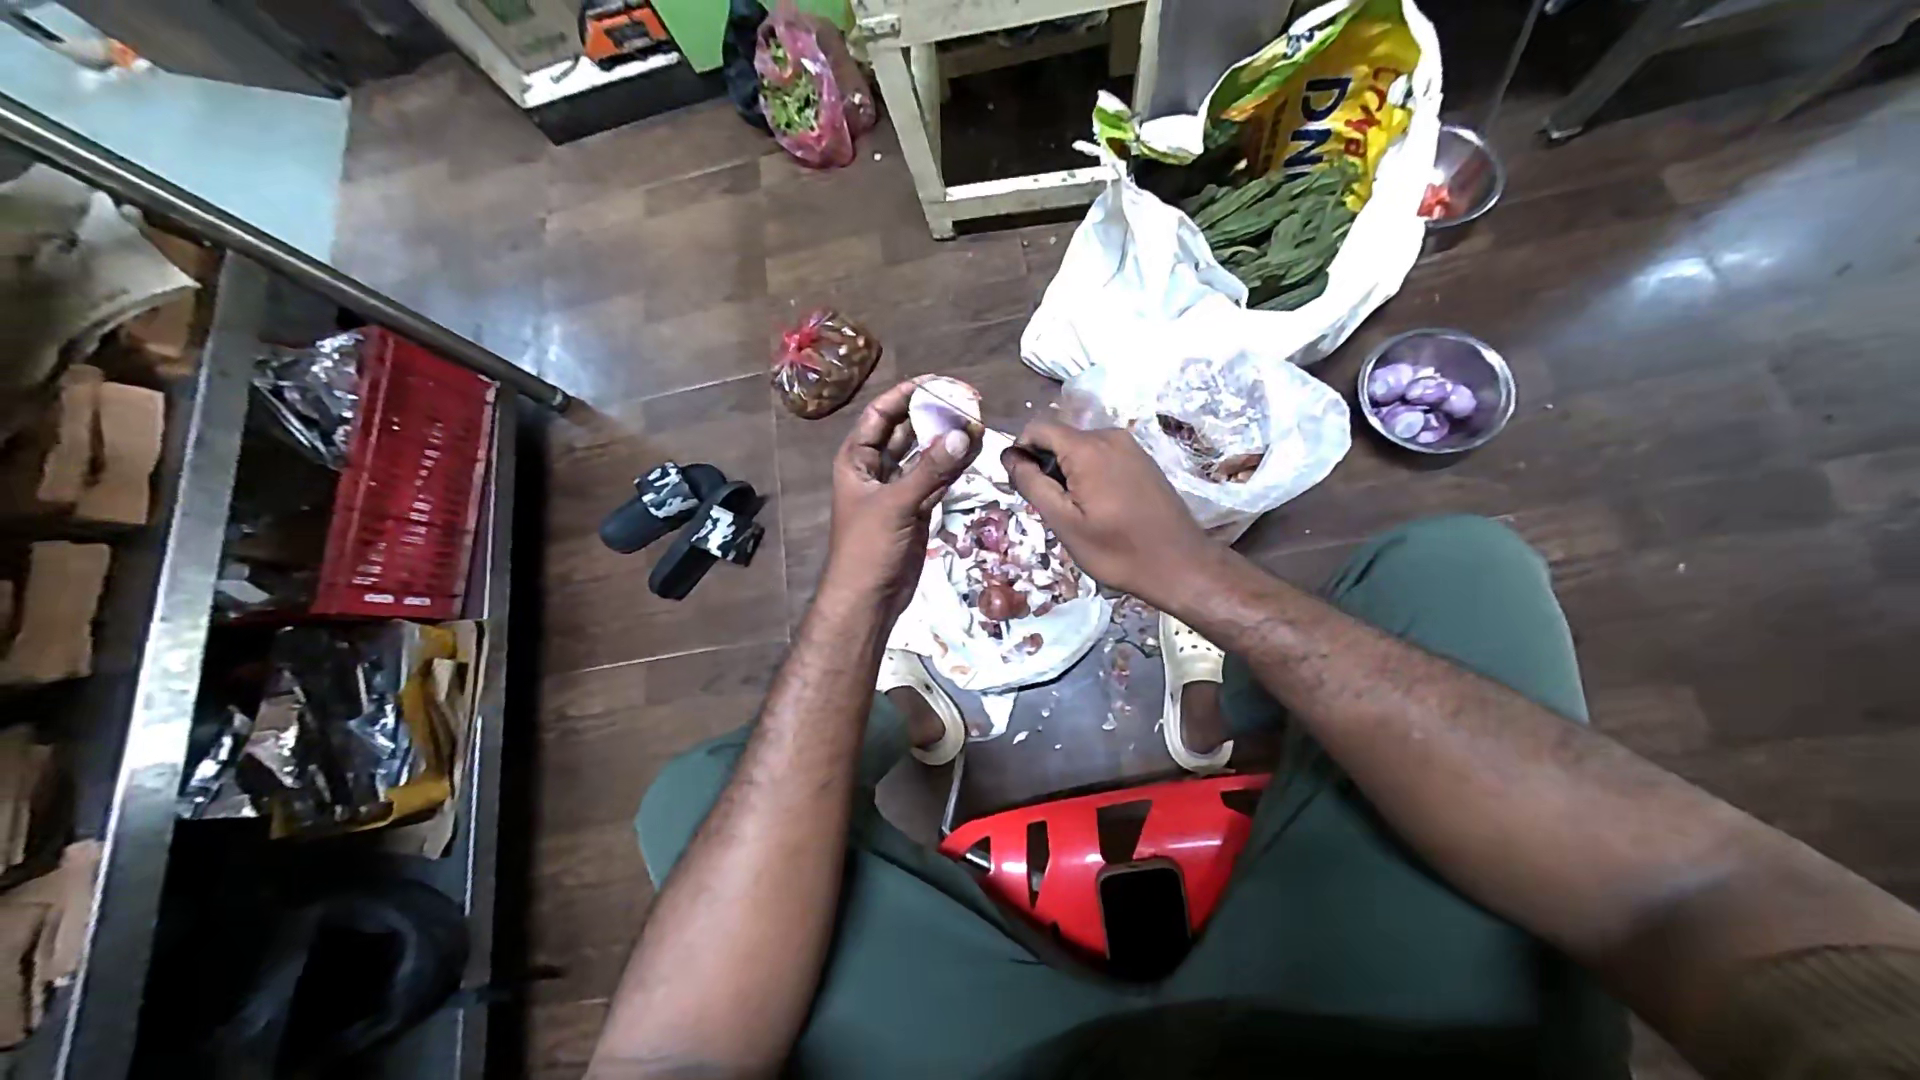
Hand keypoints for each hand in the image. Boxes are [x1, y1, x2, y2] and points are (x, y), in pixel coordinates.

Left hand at [823, 378, 978, 620]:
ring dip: (947, 440)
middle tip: (966, 401)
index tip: (937, 382)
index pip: (881, 414)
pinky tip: (973, 451)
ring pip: (925, 456)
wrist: (868, 599)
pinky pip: (936, 479)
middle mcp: (876, 469)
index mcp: (857, 459)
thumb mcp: (896, 504)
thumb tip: (963, 433)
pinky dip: (953, 467)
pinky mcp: (915, 509)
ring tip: (977, 421)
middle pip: (906, 431)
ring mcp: (897, 489)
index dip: (905, 394)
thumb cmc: (868, 548)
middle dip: (932, 415)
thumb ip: (930, 469)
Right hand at [1002, 420, 1218, 607]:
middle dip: (1046, 466)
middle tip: (1051, 508)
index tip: (1022, 486)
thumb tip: (1009, 456)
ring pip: (1081, 449)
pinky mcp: (1143, 460)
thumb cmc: (1116, 550)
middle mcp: (1110, 436)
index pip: (1038, 428)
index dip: (1021, 452)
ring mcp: (1131, 447)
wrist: (1180, 565)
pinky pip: (1102, 457)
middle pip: (1060, 438)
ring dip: (1068, 473)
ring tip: (1076, 512)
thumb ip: (1032, 484)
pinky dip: (1090, 475)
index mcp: (1088, 448)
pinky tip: (1099, 507)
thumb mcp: (1064, 522)